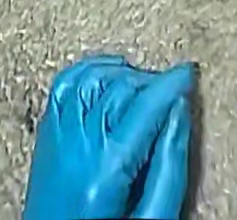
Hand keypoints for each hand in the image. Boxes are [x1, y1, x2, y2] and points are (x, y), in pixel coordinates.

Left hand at [22, 55, 194, 219]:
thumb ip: (169, 168)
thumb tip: (180, 112)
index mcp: (106, 166)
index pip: (144, 106)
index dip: (170, 84)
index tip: (189, 72)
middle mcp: (77, 139)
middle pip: (120, 87)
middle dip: (151, 82)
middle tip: (174, 92)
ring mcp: (58, 128)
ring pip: (94, 76)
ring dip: (123, 74)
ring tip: (146, 87)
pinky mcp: (47, 126)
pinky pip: (67, 81)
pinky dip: (90, 69)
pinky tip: (109, 74)